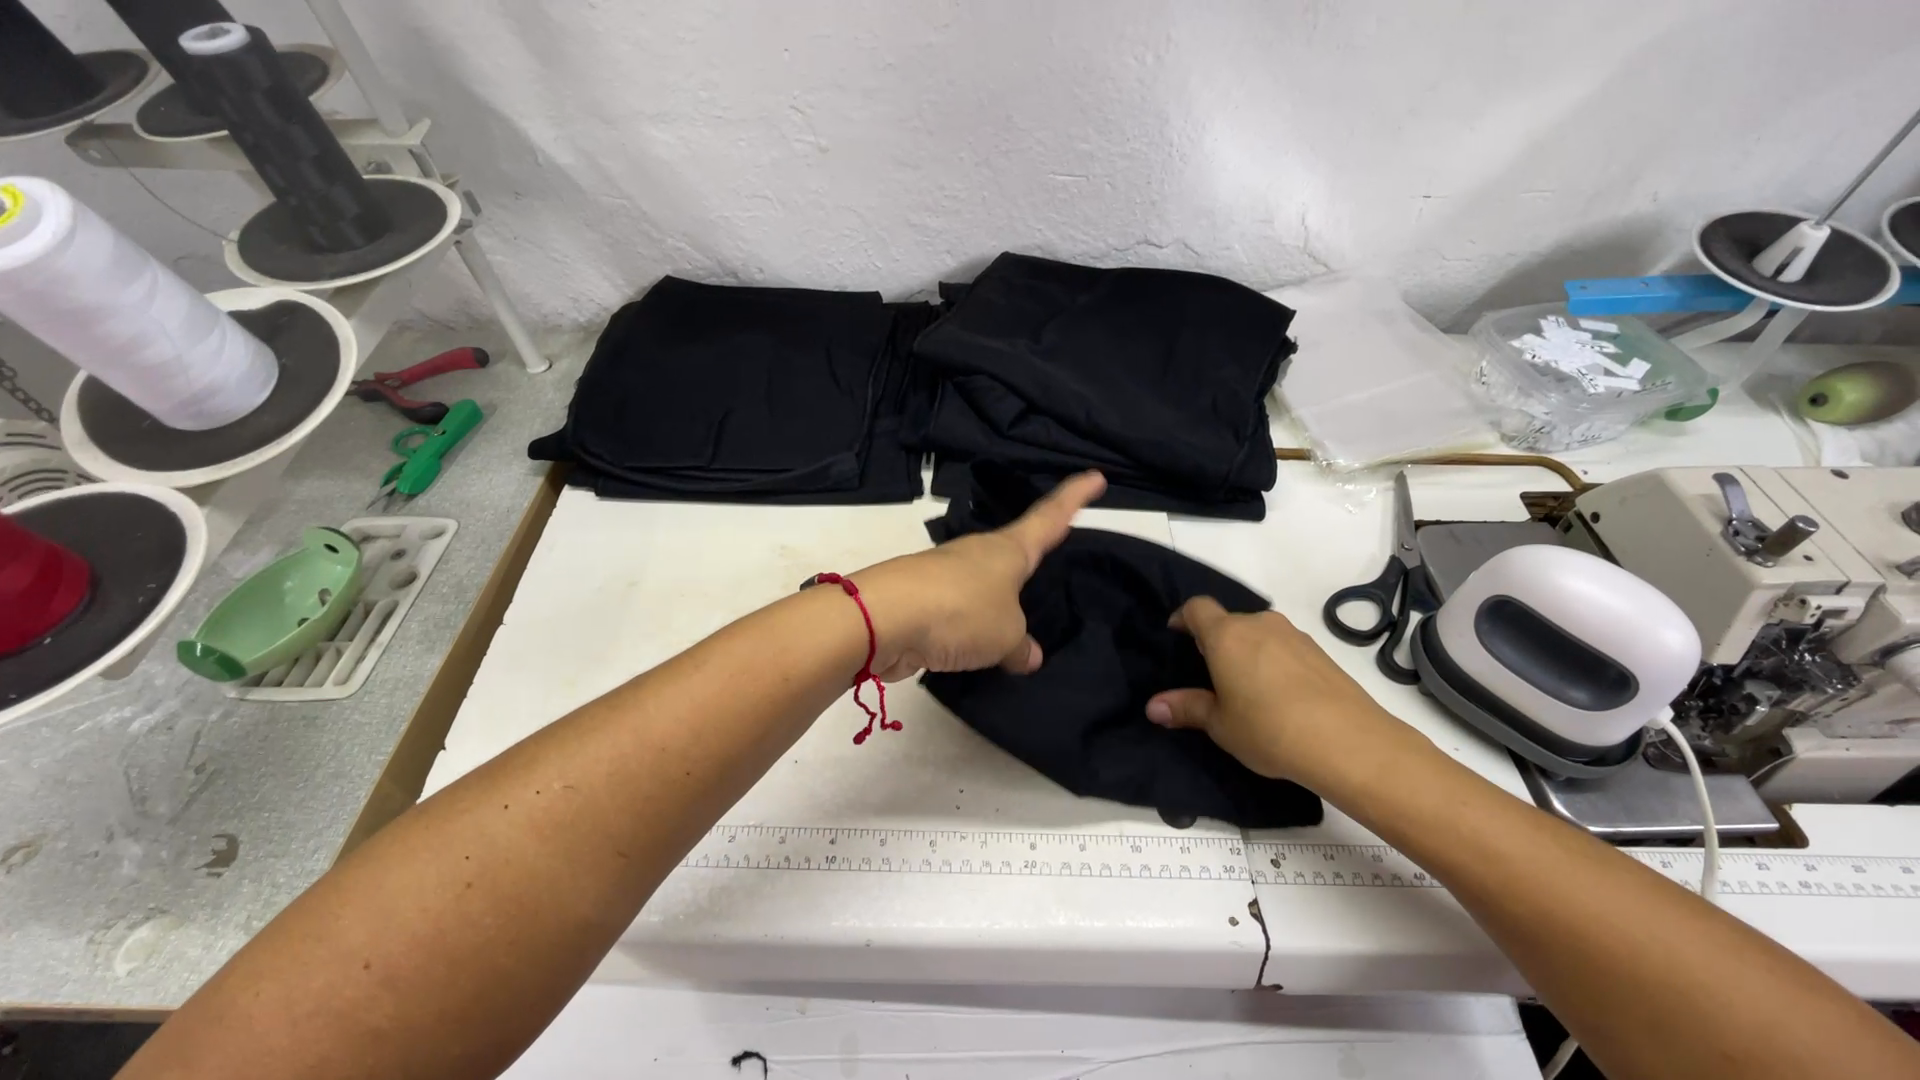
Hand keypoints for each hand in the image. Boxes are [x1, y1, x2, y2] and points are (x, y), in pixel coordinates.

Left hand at [853, 472, 1106, 680]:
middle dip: (1029, 560)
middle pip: (1013, 552)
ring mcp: (946, 575)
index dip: (1074, 497)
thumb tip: (1028, 655)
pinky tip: (973, 651)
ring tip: (1013, 633)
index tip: (1095, 477)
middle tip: (1050, 568)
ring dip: (995, 605)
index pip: (1050, 516)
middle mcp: (977, 554)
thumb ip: (1021, 646)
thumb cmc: (960, 611)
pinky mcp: (921, 601)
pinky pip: (957, 615)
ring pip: (982, 587)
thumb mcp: (1006, 636)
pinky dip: (968, 631)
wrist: (883, 618)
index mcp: (1009, 549)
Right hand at [1145, 597, 1408, 785]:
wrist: (1349, 742)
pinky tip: (1280, 696)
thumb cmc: (1269, 729)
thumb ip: (1187, 709)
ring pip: (1259, 634)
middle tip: (1210, 676)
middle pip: (1229, 621)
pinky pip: (1284, 648)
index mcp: (1226, 635)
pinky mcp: (1321, 652)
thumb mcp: (1221, 725)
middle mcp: (1259, 625)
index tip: (1176, 636)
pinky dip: (1274, 662)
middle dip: (1217, 641)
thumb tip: (1153, 706)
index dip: (1183, 618)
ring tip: (1247, 688)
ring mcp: (1294, 636)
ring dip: (1248, 652)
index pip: (1197, 607)